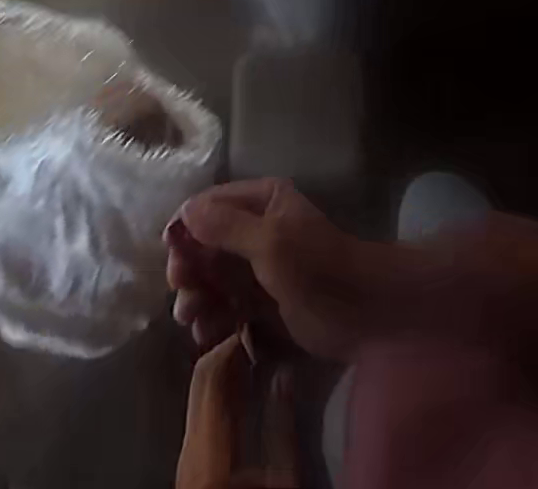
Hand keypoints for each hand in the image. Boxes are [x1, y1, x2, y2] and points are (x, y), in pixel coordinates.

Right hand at [166, 179, 395, 359]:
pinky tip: (212, 336)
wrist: (363, 311)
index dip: (186, 232)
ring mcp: (259, 266)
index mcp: (263, 201)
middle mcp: (257, 228)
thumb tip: (185, 210)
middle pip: (204, 246)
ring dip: (198, 302)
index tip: (174, 263)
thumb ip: (227, 227)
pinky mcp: (262, 301)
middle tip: (186, 301)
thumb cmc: (319, 267)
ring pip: (211, 279)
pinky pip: (226, 306)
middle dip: (190, 274)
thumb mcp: (272, 242)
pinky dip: (214, 320)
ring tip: (199, 324)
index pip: (209, 206)